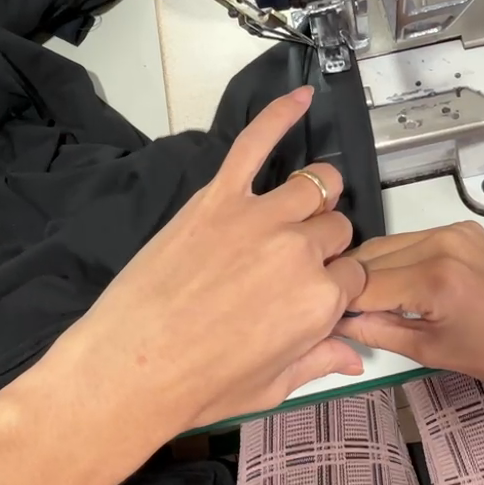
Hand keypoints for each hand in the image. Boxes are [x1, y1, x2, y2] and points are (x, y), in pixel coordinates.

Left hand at [0, 87, 367, 484]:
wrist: (127, 371)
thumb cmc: (200, 387)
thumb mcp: (272, 386)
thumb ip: (320, 361)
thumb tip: (356, 355)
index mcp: (320, 302)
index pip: (356, 275)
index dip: (338, 286)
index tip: (320, 294)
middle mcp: (300, 252)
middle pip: (338, 227)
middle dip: (326, 244)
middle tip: (294, 264)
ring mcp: (260, 218)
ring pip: (317, 184)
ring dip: (317, 195)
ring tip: (300, 208)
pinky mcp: (219, 198)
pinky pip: (254, 144)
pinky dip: (278, 116)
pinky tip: (300, 97)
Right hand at [335, 222, 483, 402]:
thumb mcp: (429, 351)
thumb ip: (377, 331)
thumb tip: (336, 321)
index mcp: (433, 278)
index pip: (363, 284)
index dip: (340, 303)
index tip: (325, 319)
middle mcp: (441, 241)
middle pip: (371, 255)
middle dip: (351, 283)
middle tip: (339, 309)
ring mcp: (454, 229)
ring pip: (390, 243)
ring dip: (372, 268)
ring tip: (367, 299)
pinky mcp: (464, 227)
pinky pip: (415, 239)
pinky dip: (399, 258)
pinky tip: (399, 283)